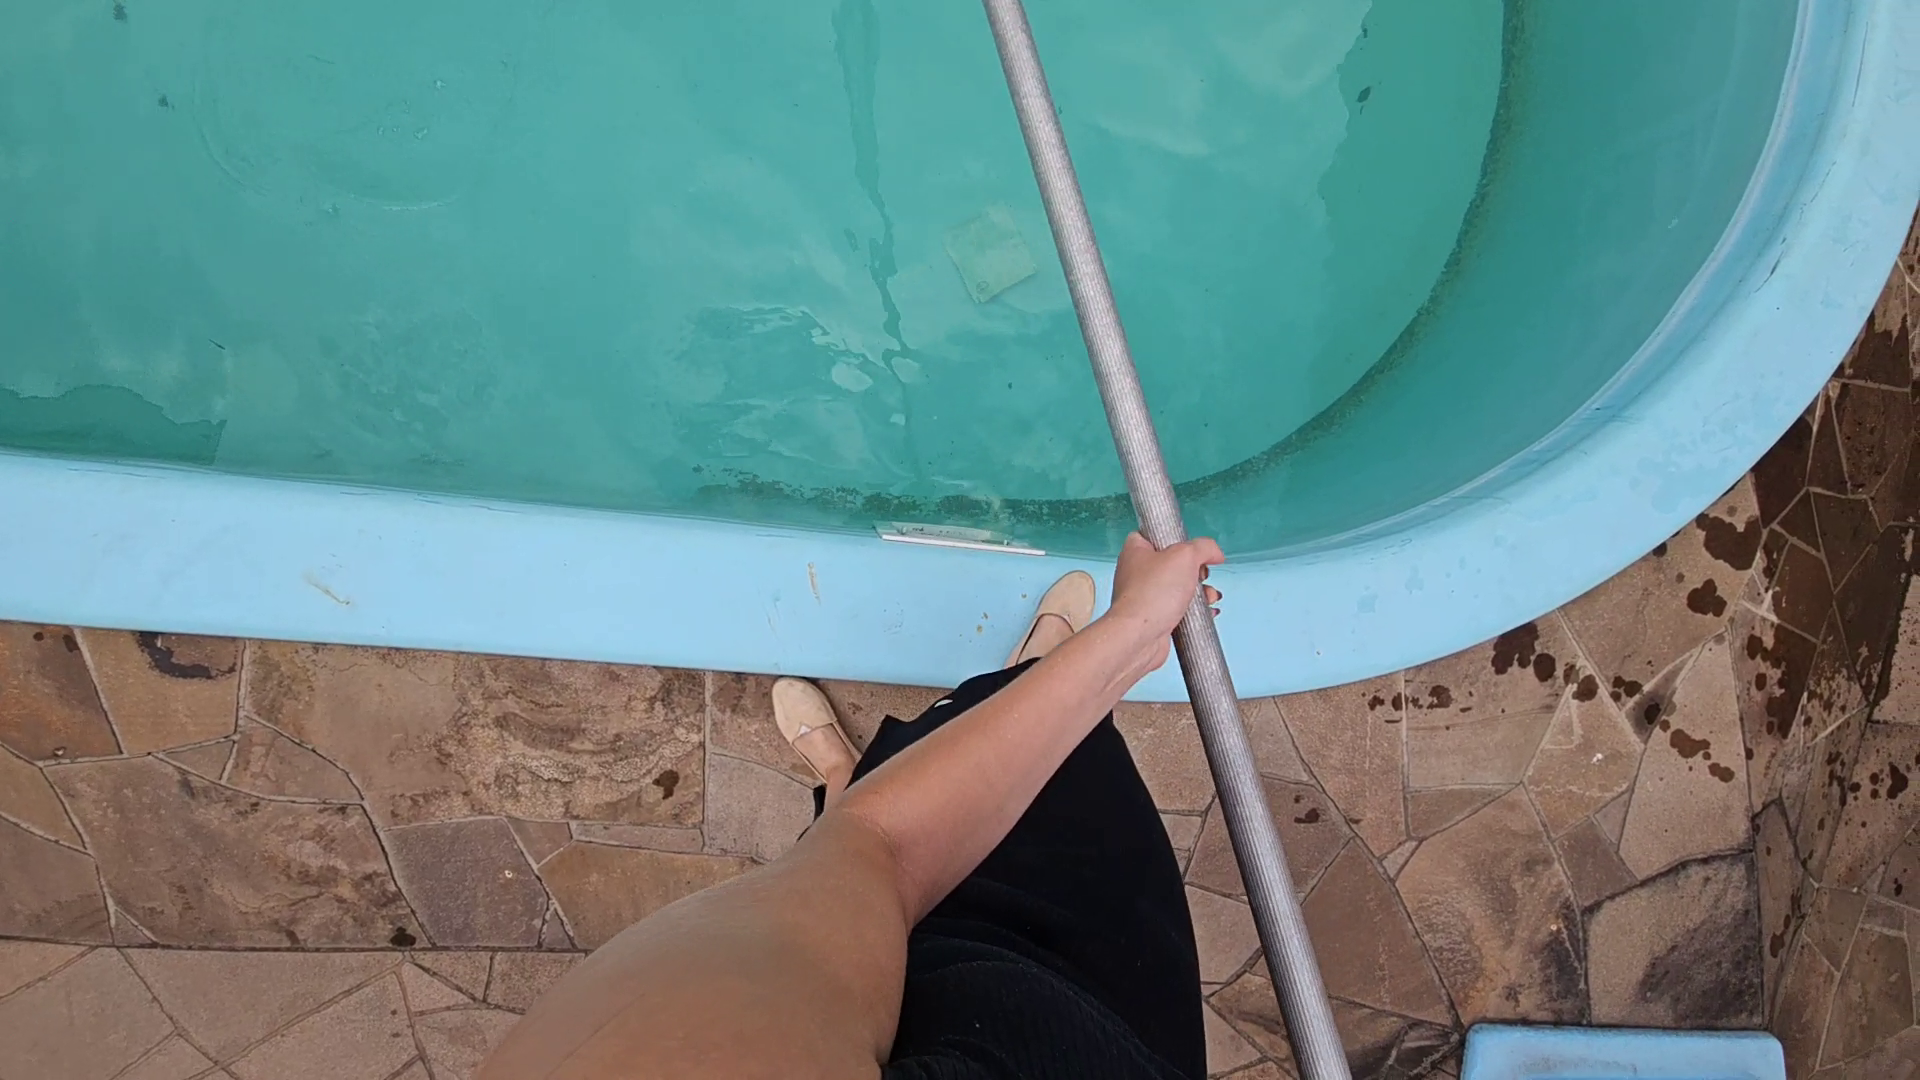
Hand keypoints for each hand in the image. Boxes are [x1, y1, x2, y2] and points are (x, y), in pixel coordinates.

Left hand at [1104, 532, 1223, 670]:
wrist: (1140, 636)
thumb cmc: (1151, 595)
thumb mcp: (1185, 556)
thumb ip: (1203, 547)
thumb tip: (1214, 552)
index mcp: (1136, 551)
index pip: (1155, 535)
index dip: (1177, 538)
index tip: (1194, 547)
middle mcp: (1137, 572)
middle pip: (1174, 563)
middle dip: (1196, 570)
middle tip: (1201, 575)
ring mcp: (1145, 596)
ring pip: (1179, 588)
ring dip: (1200, 592)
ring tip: (1209, 596)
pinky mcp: (1154, 617)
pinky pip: (1179, 609)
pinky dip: (1195, 611)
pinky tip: (1207, 612)